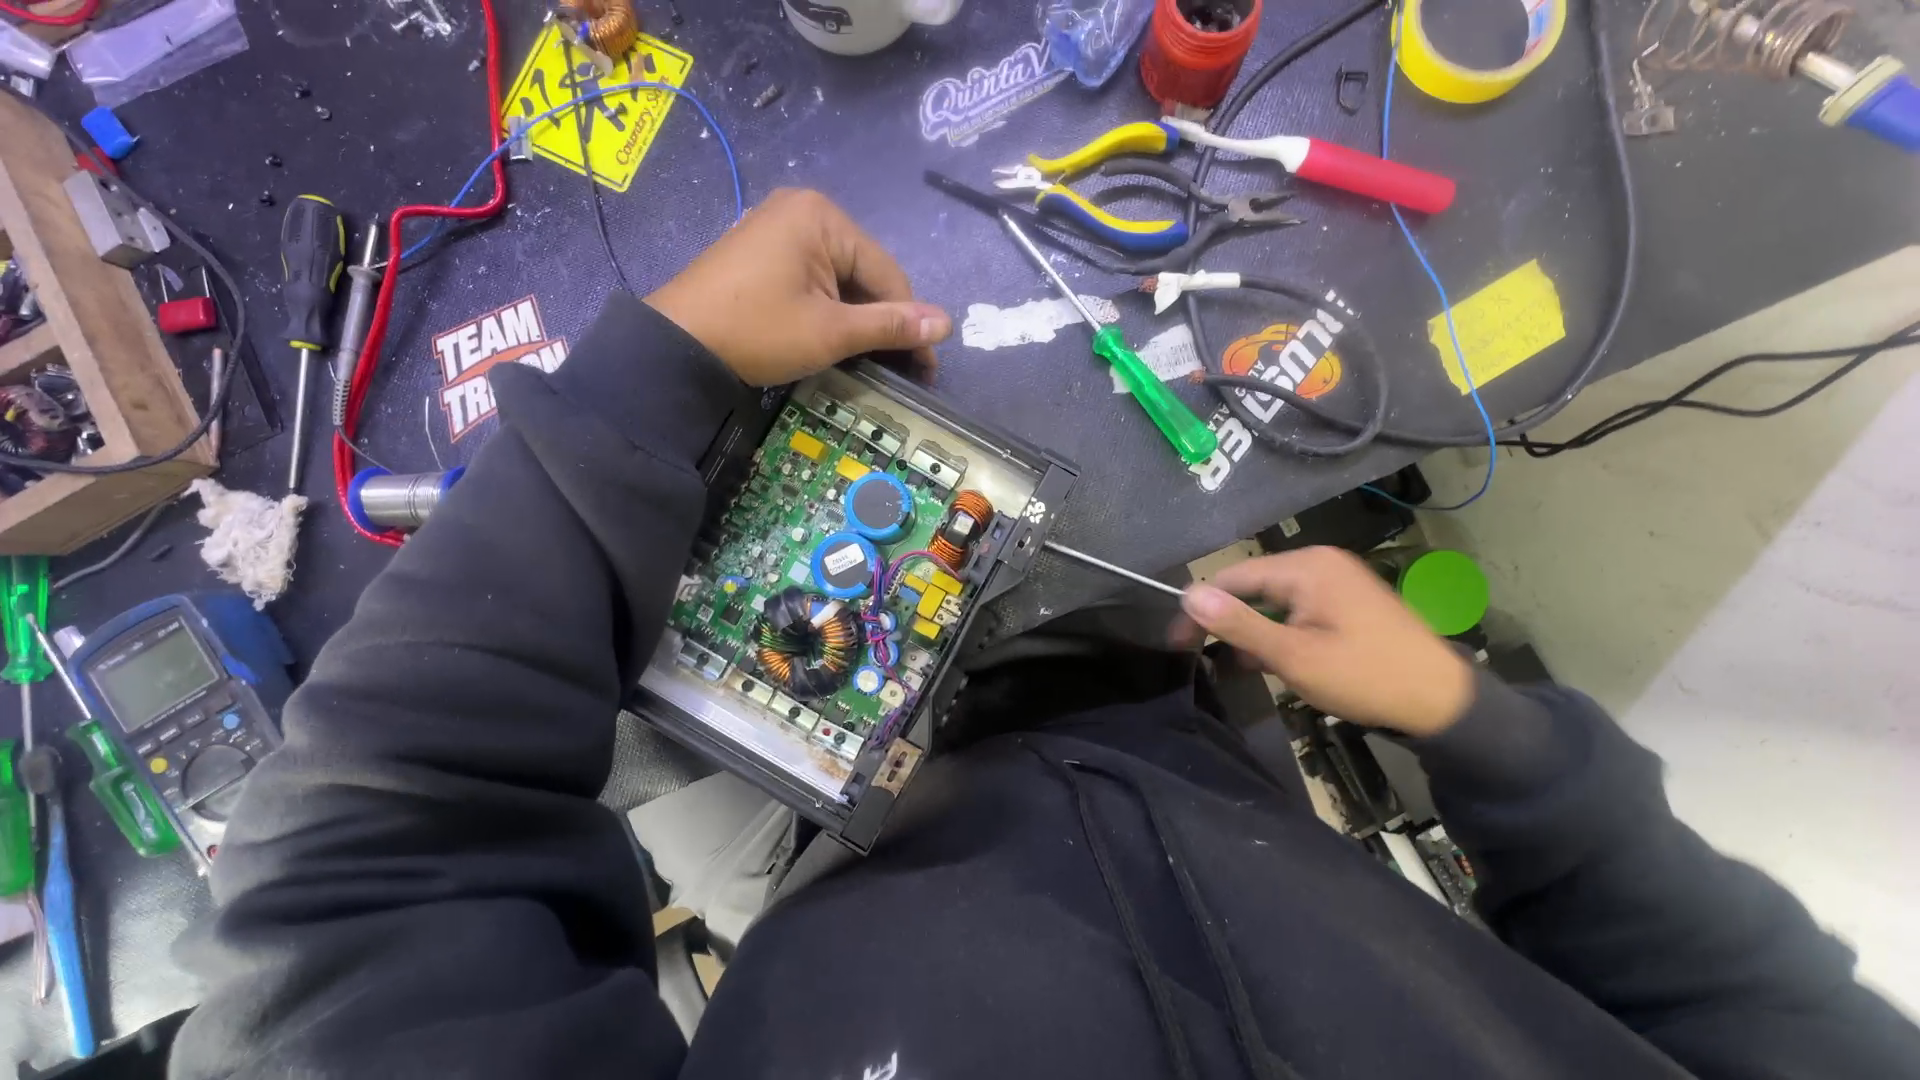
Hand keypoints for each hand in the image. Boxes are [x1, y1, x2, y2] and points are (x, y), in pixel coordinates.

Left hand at [644, 188, 952, 385]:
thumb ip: (891, 326)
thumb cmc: (758, 332)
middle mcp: (804, 210)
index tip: (926, 371)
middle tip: (900, 372)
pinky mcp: (761, 251)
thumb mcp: (831, 332)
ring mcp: (778, 228)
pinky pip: (813, 279)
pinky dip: (829, 310)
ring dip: (858, 320)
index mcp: (823, 217)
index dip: (910, 325)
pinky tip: (836, 340)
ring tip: (870, 362)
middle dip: (883, 322)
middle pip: (865, 274)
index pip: (888, 274)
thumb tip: (947, 324)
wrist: (675, 344)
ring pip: (840, 280)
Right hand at [1177, 547, 1474, 736]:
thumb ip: (1239, 625)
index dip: (1201, 609)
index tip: (1176, 643)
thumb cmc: (1364, 676)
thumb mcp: (1293, 656)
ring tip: (1242, 665)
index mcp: (1306, 567)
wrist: (1442, 701)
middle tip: (1203, 657)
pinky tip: (1274, 661)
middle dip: (1228, 621)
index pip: (1232, 577)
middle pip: (1252, 586)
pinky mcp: (1348, 600)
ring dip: (1254, 631)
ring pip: (1273, 600)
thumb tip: (1187, 595)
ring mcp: (1337, 580)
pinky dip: (1280, 632)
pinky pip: (1297, 609)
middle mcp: (1320, 563)